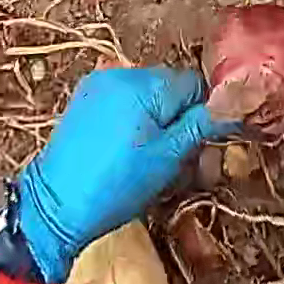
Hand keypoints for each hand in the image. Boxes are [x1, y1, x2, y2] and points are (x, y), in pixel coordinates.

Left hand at [15, 66, 234, 283]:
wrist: (51, 211)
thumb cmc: (116, 185)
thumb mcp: (168, 158)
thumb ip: (201, 124)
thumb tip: (233, 103)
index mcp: (145, 83)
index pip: (194, 84)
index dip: (201, 115)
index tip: (195, 146)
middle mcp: (123, 73)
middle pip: (171, 89)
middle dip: (178, 119)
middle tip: (175, 159)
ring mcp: (101, 83)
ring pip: (149, 96)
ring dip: (156, 120)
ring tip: (147, 156)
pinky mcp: (86, 98)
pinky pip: (125, 100)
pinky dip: (133, 119)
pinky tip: (126, 148)